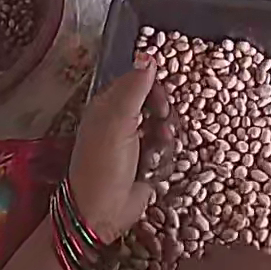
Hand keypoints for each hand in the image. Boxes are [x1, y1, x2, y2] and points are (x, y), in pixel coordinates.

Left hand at [67, 62, 170, 242]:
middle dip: (164, 119)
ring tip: (151, 158)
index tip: (160, 103)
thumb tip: (148, 57)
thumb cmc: (104, 165)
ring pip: (167, 129)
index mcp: (108, 106)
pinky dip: (163, 162)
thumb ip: (133, 89)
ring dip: (164, 144)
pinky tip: (152, 172)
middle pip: (159, 105)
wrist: (103, 212)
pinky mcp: (148, 164)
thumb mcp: (117, 122)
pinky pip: (168, 152)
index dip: (154, 90)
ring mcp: (136, 144)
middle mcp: (122, 121)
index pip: (139, 82)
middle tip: (160, 131)